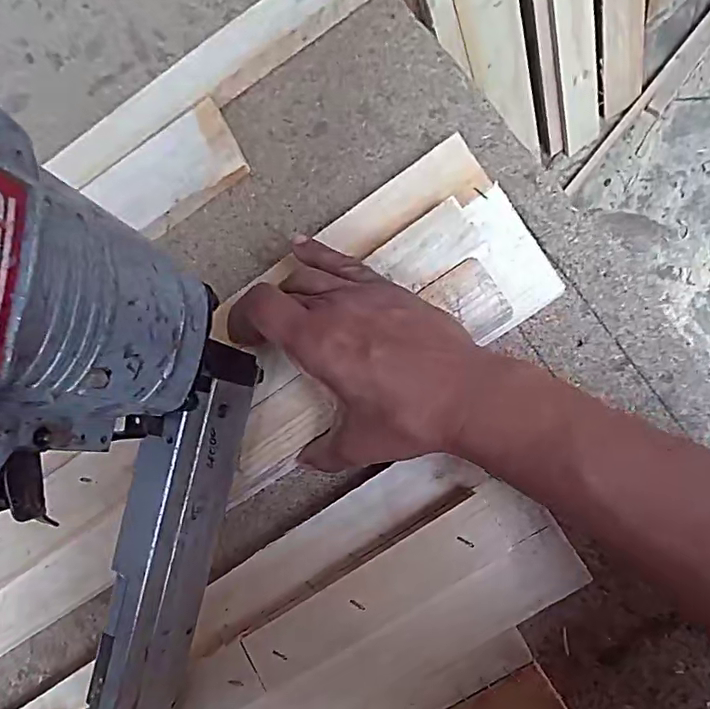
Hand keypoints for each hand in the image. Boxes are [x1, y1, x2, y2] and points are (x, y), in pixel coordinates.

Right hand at [230, 237, 511, 470]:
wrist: (467, 395)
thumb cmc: (415, 417)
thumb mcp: (362, 444)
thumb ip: (327, 452)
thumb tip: (309, 459)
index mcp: (319, 342)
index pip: (262, 307)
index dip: (241, 318)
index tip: (242, 336)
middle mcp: (338, 309)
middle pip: (286, 292)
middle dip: (268, 312)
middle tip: (268, 334)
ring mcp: (368, 295)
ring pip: (314, 275)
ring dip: (292, 286)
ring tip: (281, 293)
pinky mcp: (392, 292)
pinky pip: (348, 265)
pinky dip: (322, 256)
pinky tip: (305, 249)